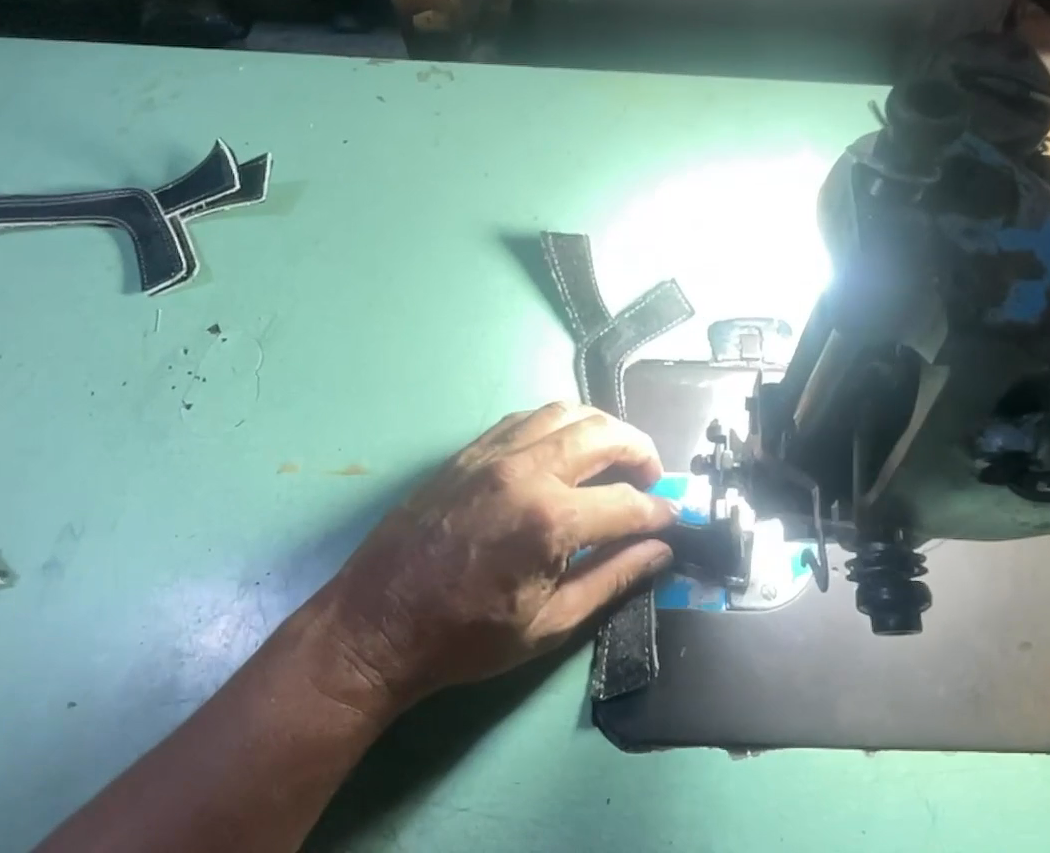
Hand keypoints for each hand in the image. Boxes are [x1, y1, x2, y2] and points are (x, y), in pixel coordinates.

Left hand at [305, 403, 675, 706]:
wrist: (376, 626)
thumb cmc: (465, 638)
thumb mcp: (549, 624)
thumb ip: (612, 579)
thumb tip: (661, 551)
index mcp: (549, 520)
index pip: (627, 502)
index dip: (659, 512)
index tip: (673, 520)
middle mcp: (526, 472)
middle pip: (605, 434)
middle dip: (642, 452)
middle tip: (652, 478)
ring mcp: (493, 454)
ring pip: (566, 412)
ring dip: (603, 428)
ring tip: (615, 457)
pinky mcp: (468, 451)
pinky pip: (527, 418)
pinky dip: (559, 425)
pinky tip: (564, 451)